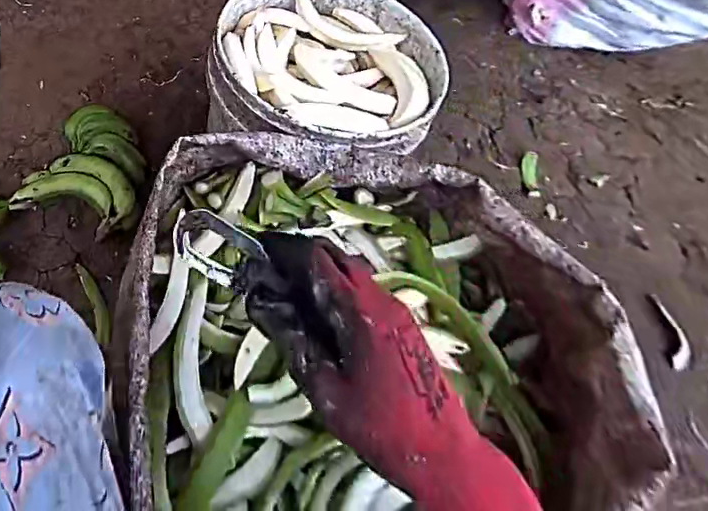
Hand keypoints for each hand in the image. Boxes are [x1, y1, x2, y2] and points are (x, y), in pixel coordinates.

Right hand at [244, 234, 538, 510]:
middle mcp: (380, 299)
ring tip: (291, 288)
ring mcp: (397, 309)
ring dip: (319, 267)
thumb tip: (260, 303)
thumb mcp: (324, 390)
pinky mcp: (405, 322)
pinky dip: (337, 284)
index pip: (313, 257)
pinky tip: (322, 311)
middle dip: (298, 252)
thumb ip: (291, 340)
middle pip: (333, 253)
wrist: (450, 459)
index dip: (281, 248)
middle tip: (271, 266)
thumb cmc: (382, 428)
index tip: (257, 247)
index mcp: (359, 310)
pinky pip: (364, 286)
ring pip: (351, 268)